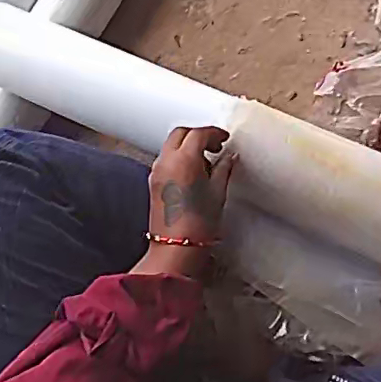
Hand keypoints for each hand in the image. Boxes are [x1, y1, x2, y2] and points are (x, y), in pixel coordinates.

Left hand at [136, 126, 234, 278]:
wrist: (176, 247)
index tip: (223, 138)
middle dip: (197, 135)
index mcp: (183, 159)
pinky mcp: (152, 184)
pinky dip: (178, 159)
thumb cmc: (196, 225)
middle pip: (180, 134)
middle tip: (214, 145)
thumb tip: (228, 158)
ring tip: (206, 162)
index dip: (213, 133)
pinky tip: (192, 174)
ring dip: (186, 147)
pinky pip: (165, 161)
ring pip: (170, 146)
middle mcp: (166, 162)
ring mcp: (156, 172)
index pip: (198, 134)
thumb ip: (223, 169)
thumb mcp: (217, 192)